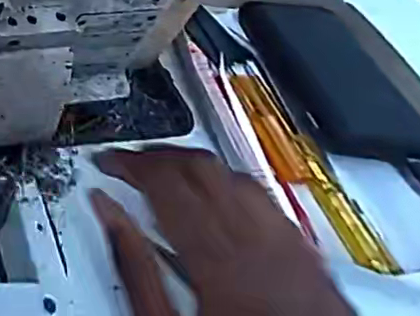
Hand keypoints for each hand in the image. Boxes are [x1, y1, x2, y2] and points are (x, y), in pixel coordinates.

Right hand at [91, 147, 352, 315]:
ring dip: (195, 165)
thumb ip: (134, 263)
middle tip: (131, 163)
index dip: (128, 161)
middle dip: (157, 156)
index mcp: (217, 263)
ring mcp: (291, 254)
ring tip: (169, 171)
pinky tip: (220, 197)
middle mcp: (258, 249)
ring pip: (236, 177)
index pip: (164, 181)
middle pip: (200, 169)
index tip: (107, 160)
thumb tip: (105, 208)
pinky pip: (269, 203)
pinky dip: (235, 186)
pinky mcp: (313, 263)